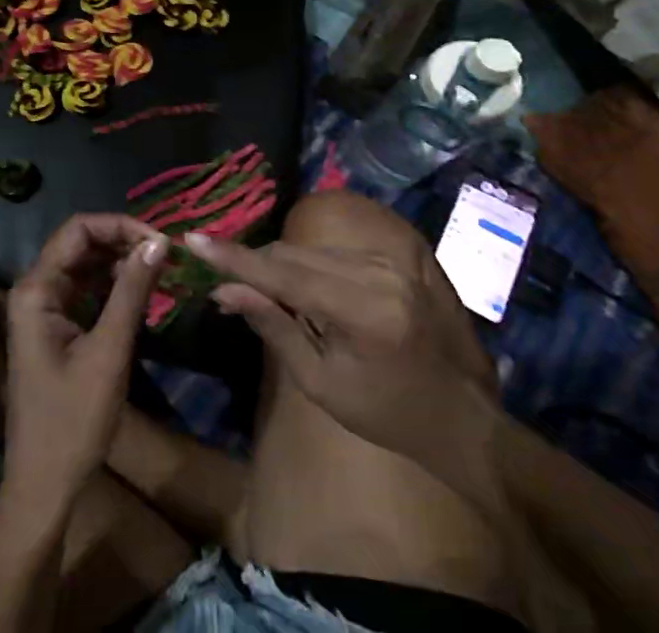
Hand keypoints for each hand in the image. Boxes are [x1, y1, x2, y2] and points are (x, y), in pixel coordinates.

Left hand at [3, 214, 167, 502]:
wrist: (44, 480)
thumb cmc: (73, 419)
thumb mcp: (109, 351)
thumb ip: (132, 292)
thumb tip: (159, 242)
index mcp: (36, 289)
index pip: (78, 230)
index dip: (121, 225)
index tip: (162, 241)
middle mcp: (35, 290)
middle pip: (81, 244)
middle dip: (124, 242)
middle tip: (169, 256)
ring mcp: (44, 309)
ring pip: (86, 267)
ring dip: (122, 264)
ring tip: (164, 271)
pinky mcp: (57, 327)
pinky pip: (87, 292)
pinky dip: (115, 287)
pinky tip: (145, 293)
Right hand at [187, 232, 500, 466]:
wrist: (465, 417)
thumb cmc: (388, 415)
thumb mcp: (321, 383)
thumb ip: (273, 327)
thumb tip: (224, 292)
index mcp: (365, 311)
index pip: (283, 273)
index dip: (233, 257)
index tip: (193, 240)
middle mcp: (381, 273)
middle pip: (294, 254)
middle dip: (252, 263)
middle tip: (221, 284)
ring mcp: (395, 261)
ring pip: (313, 249)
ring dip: (278, 265)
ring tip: (256, 290)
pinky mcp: (402, 258)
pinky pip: (337, 253)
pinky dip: (308, 265)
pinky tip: (299, 290)